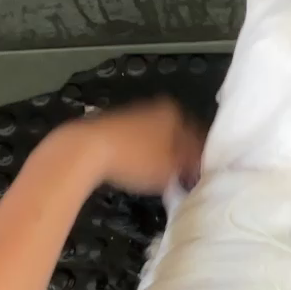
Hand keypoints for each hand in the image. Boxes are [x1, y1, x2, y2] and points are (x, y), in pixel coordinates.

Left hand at [45, 97, 203, 196]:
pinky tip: (141, 172)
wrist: (86, 150)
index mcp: (175, 113)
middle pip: (179, 137)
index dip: (204, 160)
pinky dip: (145, 156)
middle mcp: (157, 109)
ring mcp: (134, 116)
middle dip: (183, 158)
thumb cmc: (135, 157)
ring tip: (164, 180)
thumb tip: (203, 168)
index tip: (204, 178)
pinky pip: (140, 144)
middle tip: (186, 181)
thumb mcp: (171, 168)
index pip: (200, 137)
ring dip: (164, 158)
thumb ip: (192, 167)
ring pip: (159, 140)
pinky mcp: (116, 127)